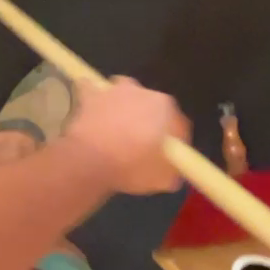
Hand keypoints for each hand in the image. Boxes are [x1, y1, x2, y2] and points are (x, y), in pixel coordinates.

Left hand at [63, 77, 187, 194]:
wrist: (91, 160)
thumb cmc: (132, 168)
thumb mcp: (162, 179)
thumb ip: (171, 170)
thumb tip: (170, 170)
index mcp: (167, 109)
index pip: (178, 124)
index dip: (173, 141)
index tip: (167, 156)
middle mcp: (145, 92)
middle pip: (152, 106)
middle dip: (149, 122)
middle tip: (141, 144)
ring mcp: (117, 90)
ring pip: (125, 93)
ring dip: (124, 105)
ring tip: (117, 126)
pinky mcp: (92, 94)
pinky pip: (94, 90)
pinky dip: (95, 98)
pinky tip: (94, 110)